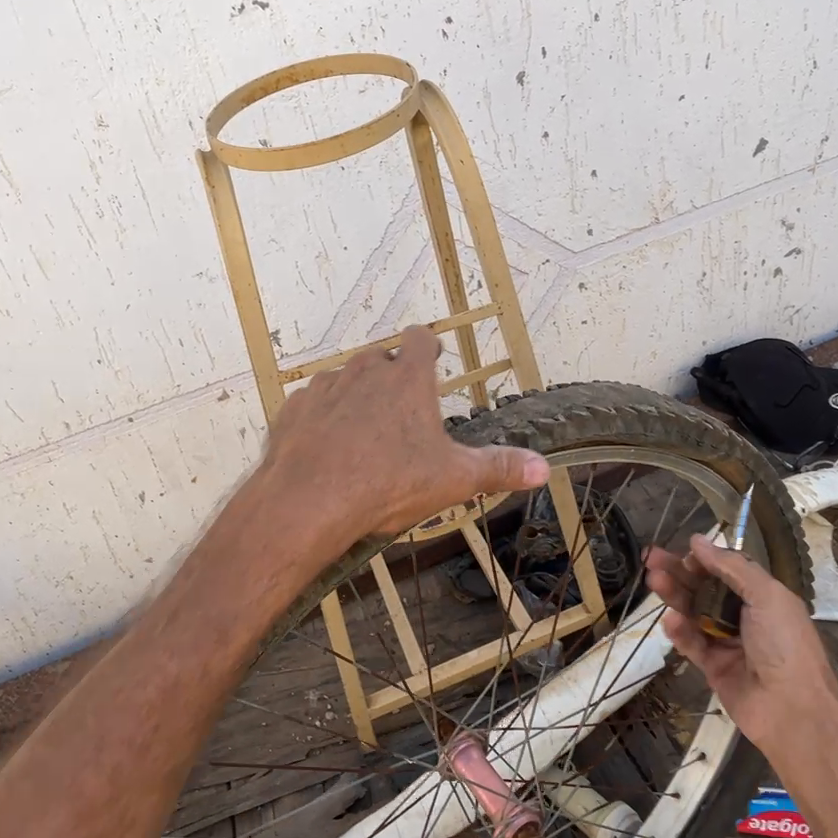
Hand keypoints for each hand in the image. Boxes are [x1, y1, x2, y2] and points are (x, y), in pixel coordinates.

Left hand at [242, 325, 549, 568]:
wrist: (310, 500)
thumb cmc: (389, 483)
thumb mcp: (453, 479)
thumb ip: (498, 468)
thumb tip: (543, 468)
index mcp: (406, 378)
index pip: (419, 338)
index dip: (427, 345)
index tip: (432, 358)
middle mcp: (364, 370)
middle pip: (379, 358)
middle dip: (390, 377)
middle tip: (400, 411)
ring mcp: (325, 387)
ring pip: (343, 379)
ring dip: (354, 396)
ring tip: (362, 433)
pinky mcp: (294, 408)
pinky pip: (313, 404)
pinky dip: (321, 418)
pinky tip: (326, 447)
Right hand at [643, 536, 837, 751]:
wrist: (793, 711)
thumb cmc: (785, 646)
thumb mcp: (767, 597)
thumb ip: (731, 567)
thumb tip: (698, 540)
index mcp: (763, 597)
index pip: (726, 570)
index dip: (703, 559)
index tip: (681, 551)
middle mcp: (744, 616)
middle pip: (704, 587)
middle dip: (678, 572)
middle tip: (651, 558)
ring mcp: (726, 641)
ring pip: (693, 611)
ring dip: (674, 595)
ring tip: (654, 581)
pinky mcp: (711, 665)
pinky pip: (690, 642)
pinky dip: (679, 630)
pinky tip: (670, 620)